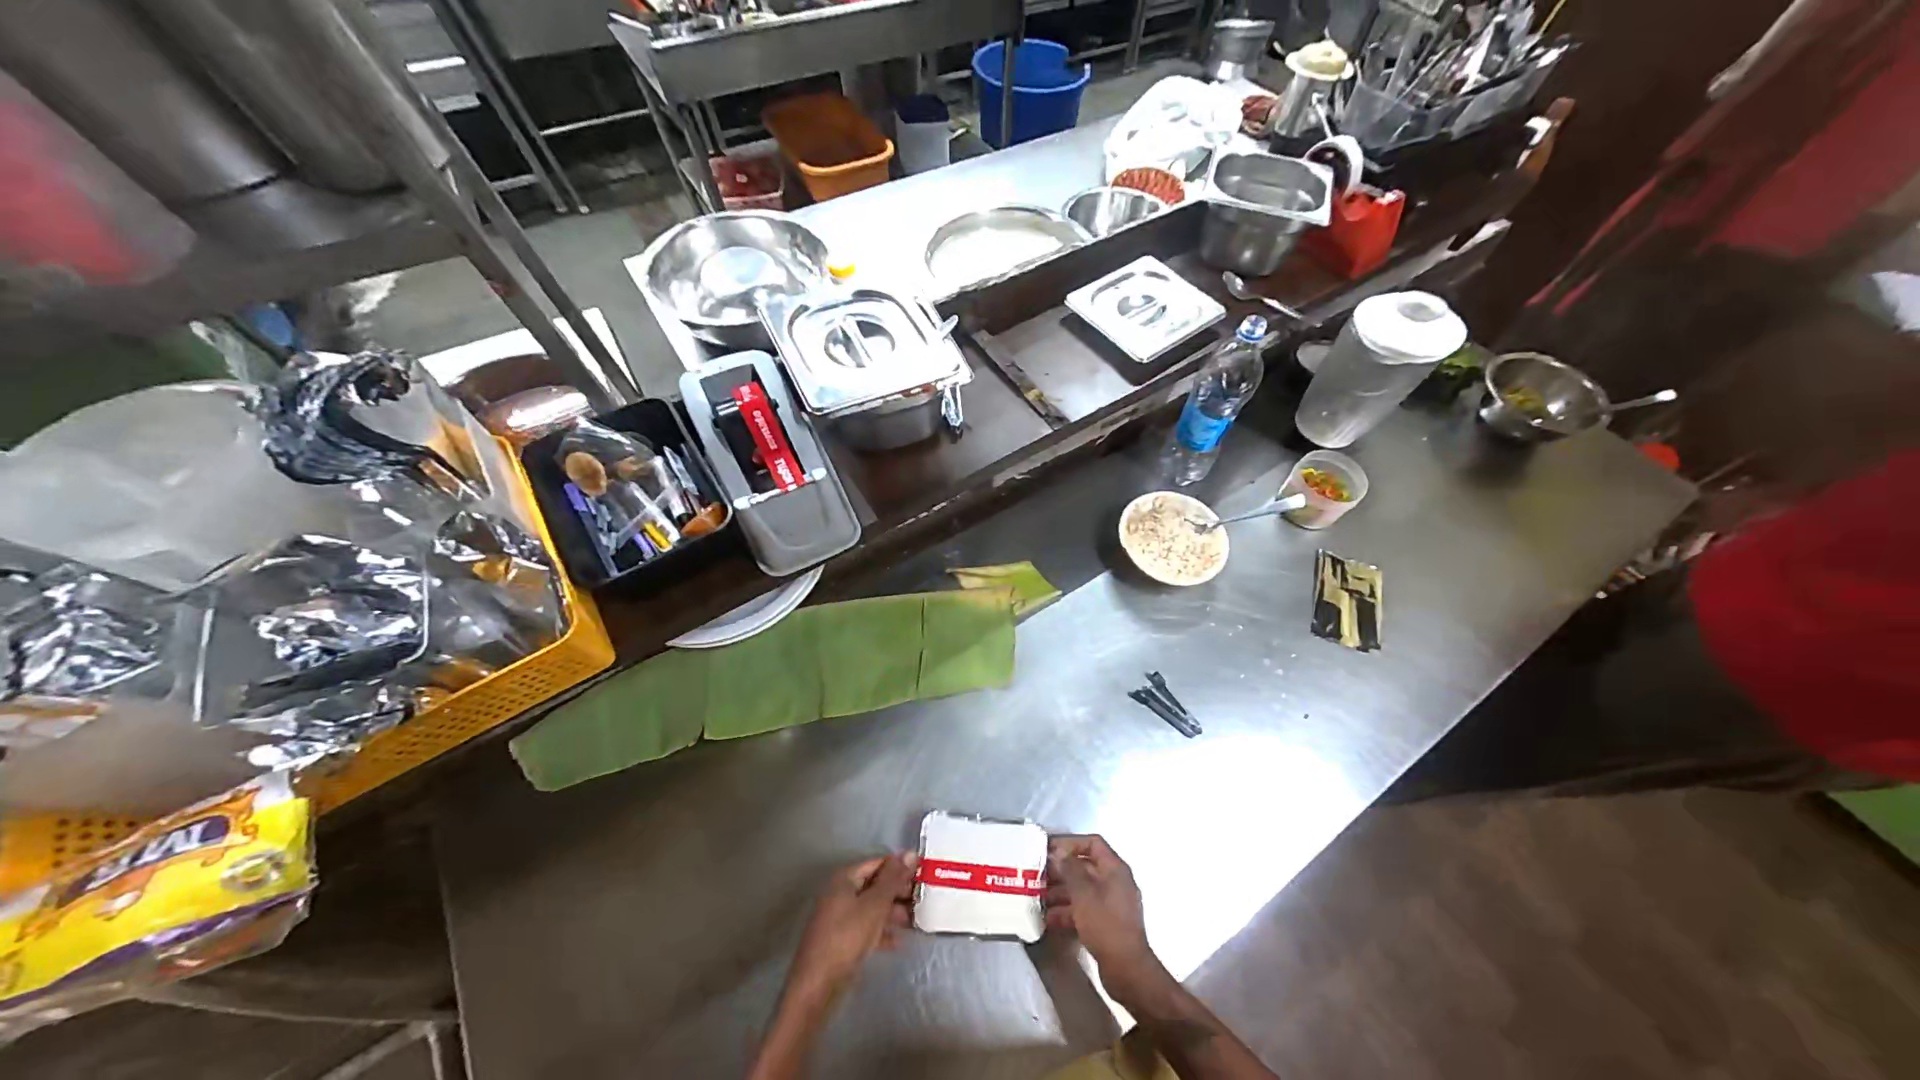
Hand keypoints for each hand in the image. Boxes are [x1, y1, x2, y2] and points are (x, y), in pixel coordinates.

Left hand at [785, 853, 916, 1002]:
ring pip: (871, 908)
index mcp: (844, 879)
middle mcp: (840, 893)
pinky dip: (881, 931)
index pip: (877, 863)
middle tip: (922, 901)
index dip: (900, 868)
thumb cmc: (847, 937)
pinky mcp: (841, 940)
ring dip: (892, 913)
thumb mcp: (875, 905)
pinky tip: (898, 942)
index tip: (923, 877)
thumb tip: (911, 852)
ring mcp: (839, 918)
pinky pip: (866, 928)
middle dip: (898, 892)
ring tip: (915, 922)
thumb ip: (893, 879)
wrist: (818, 986)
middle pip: (874, 885)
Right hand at [1046, 834, 1167, 998]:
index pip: (1093, 843)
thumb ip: (1070, 869)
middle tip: (1037, 874)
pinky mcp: (1106, 923)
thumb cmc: (1105, 924)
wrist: (1127, 970)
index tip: (1049, 849)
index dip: (1070, 842)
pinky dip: (1066, 911)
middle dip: (1060, 870)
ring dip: (1060, 892)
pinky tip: (1047, 919)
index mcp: (1115, 869)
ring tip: (1037, 897)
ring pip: (1082, 890)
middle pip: (1085, 867)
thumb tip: (1059, 853)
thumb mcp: (1083, 893)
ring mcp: (1111, 904)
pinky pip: (1083, 909)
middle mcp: (1115, 882)